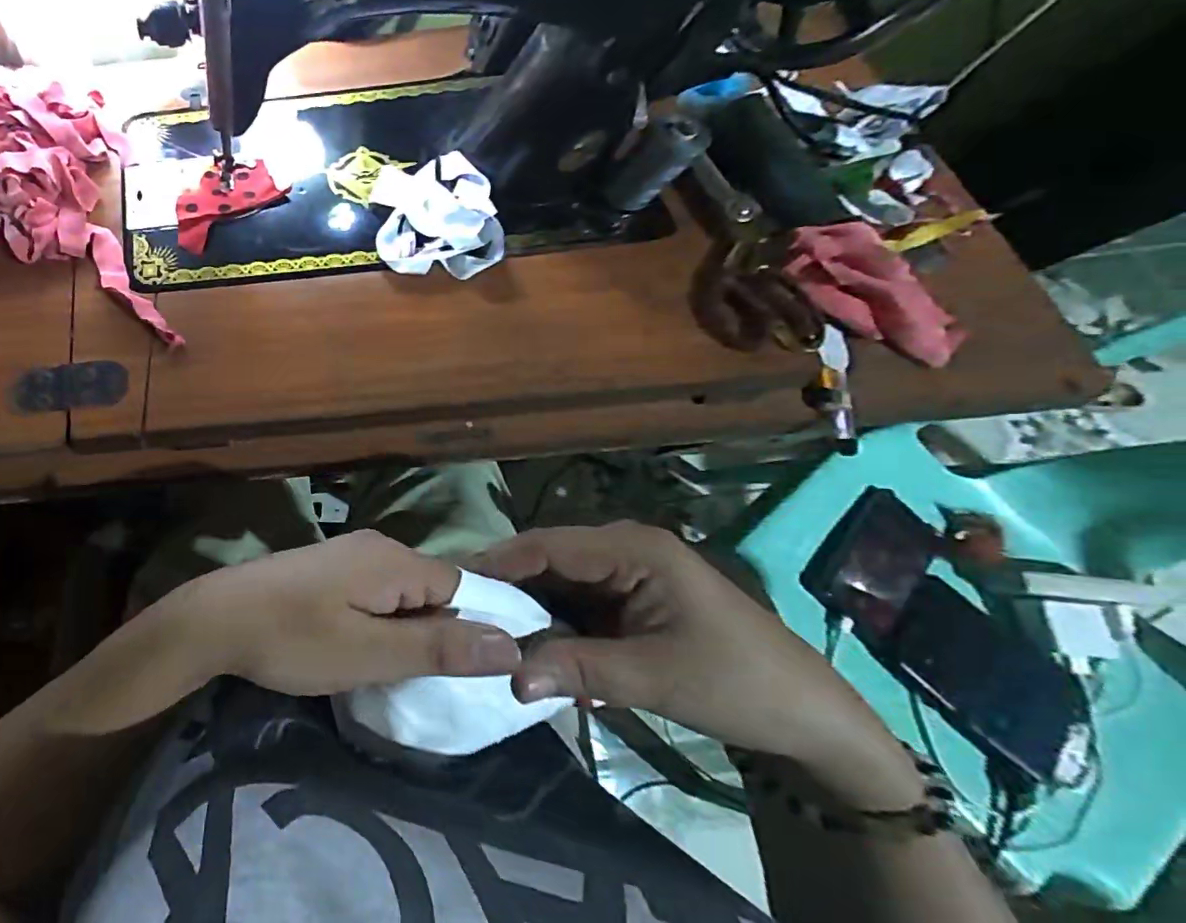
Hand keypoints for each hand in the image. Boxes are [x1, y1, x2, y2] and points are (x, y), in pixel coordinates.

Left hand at [167, 530, 522, 696]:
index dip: (477, 629)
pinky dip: (382, 623)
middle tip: (435, 682)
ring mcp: (348, 555)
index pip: (466, 587)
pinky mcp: (327, 570)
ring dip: (408, 632)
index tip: (477, 676)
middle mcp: (377, 547)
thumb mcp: (370, 654)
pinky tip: (367, 650)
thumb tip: (512, 643)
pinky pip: (375, 595)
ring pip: (403, 595)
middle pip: (435, 590)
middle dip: (441, 633)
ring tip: (401, 672)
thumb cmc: (293, 639)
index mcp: (394, 560)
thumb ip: (439, 648)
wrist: (214, 619)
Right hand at [466, 522, 922, 808]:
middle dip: (506, 588)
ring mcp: (625, 574)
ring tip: (484, 632)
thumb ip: (577, 669)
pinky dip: (551, 625)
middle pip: (545, 559)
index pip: (547, 545)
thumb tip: (508, 677)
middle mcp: (623, 548)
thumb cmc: (740, 684)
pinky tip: (529, 649)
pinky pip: (573, 604)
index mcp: (634, 548)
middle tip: (461, 613)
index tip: (453, 586)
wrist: (810, 720)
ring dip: (526, 610)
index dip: (498, 563)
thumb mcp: (654, 677)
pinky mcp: (626, 600)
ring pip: (555, 583)